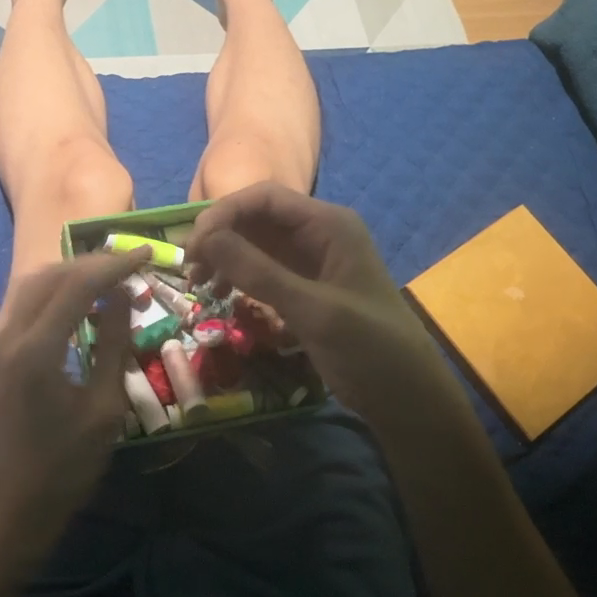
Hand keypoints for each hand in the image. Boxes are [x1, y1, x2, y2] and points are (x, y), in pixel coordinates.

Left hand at [0, 250, 147, 550]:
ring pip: (32, 284)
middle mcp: (8, 337)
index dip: (112, 265)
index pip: (75, 286)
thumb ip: (113, 344)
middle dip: (92, 262)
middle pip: (49, 276)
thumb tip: (124, 294)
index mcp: (35, 352)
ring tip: (111, 275)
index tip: (146, 254)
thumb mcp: (105, 407)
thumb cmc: (68, 463)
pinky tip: (83, 300)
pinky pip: (25, 303)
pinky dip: (55, 290)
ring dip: (71, 272)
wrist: (17, 502)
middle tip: (131, 262)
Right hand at [185, 182, 448, 417]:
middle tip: (190, 271)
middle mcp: (318, 235)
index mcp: (329, 225)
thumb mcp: (312, 309)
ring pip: (255, 245)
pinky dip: (238, 279)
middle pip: (256, 218)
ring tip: (199, 286)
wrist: (407, 398)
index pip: (265, 197)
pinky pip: (262, 271)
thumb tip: (204, 239)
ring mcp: (311, 263)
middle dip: (219, 238)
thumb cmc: (370, 348)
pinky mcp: (304, 290)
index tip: (193, 246)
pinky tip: (221, 298)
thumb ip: (258, 272)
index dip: (224, 214)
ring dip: (224, 259)